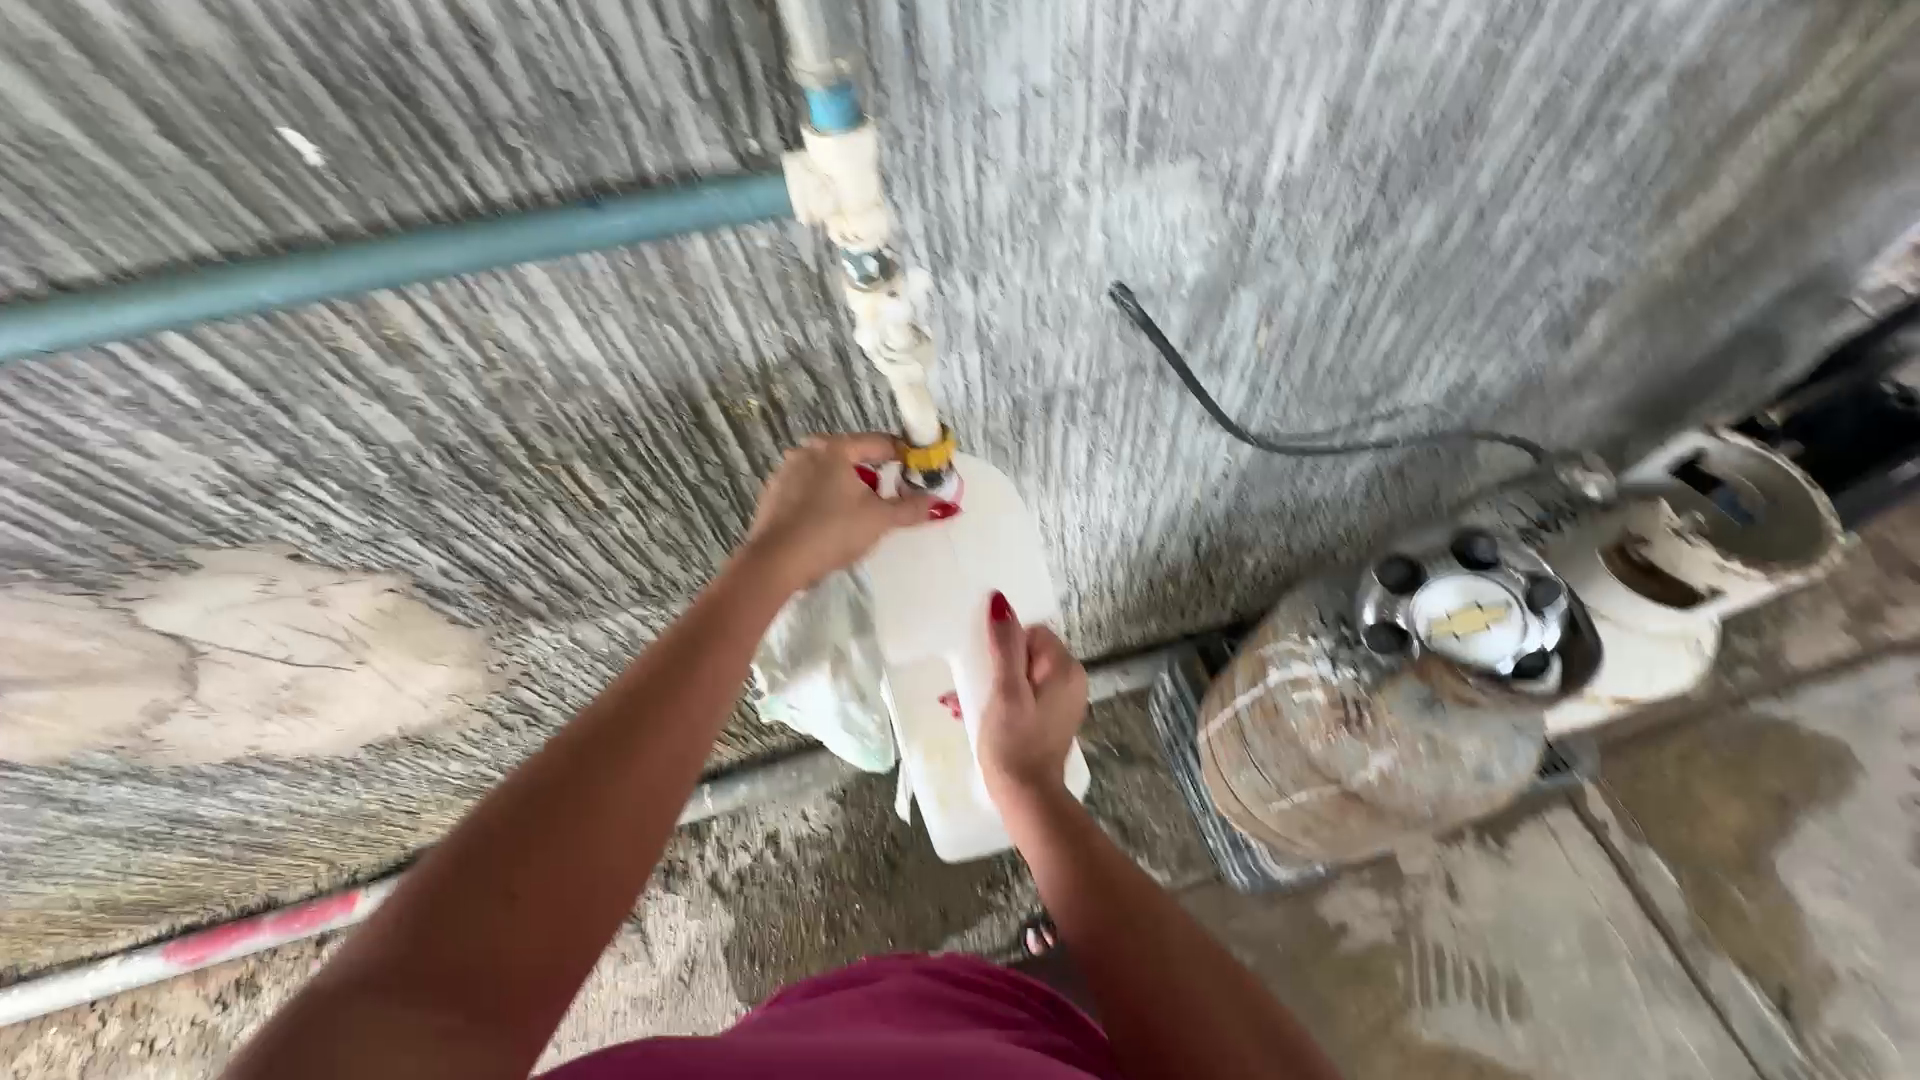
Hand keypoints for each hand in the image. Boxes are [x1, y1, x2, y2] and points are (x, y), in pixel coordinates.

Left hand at [741, 433, 948, 589]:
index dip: (905, 456)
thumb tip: (939, 503)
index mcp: (833, 448)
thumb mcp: (879, 520)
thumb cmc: (831, 531)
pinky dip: (826, 501)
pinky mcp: (773, 496)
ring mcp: (785, 473)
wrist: (775, 563)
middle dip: (876, 476)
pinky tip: (831, 525)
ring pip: (830, 475)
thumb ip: (911, 508)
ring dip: (850, 490)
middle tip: (892, 498)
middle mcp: (807, 451)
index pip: (879, 443)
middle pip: (853, 458)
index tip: (921, 471)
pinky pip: (810, 492)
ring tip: (862, 516)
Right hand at [977, 591, 1087, 804]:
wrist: (1026, 797)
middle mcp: (1070, 682)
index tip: (989, 669)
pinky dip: (1000, 702)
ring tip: (960, 704)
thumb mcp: (1005, 690)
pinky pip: (1023, 697)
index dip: (1007, 647)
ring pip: (1020, 676)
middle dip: (993, 667)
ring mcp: (1061, 703)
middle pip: (1026, 654)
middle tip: (968, 685)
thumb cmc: (1014, 741)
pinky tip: (971, 714)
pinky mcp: (1049, 720)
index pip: (1033, 633)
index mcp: (1065, 669)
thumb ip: (1005, 645)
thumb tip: (1001, 602)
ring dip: (990, 685)